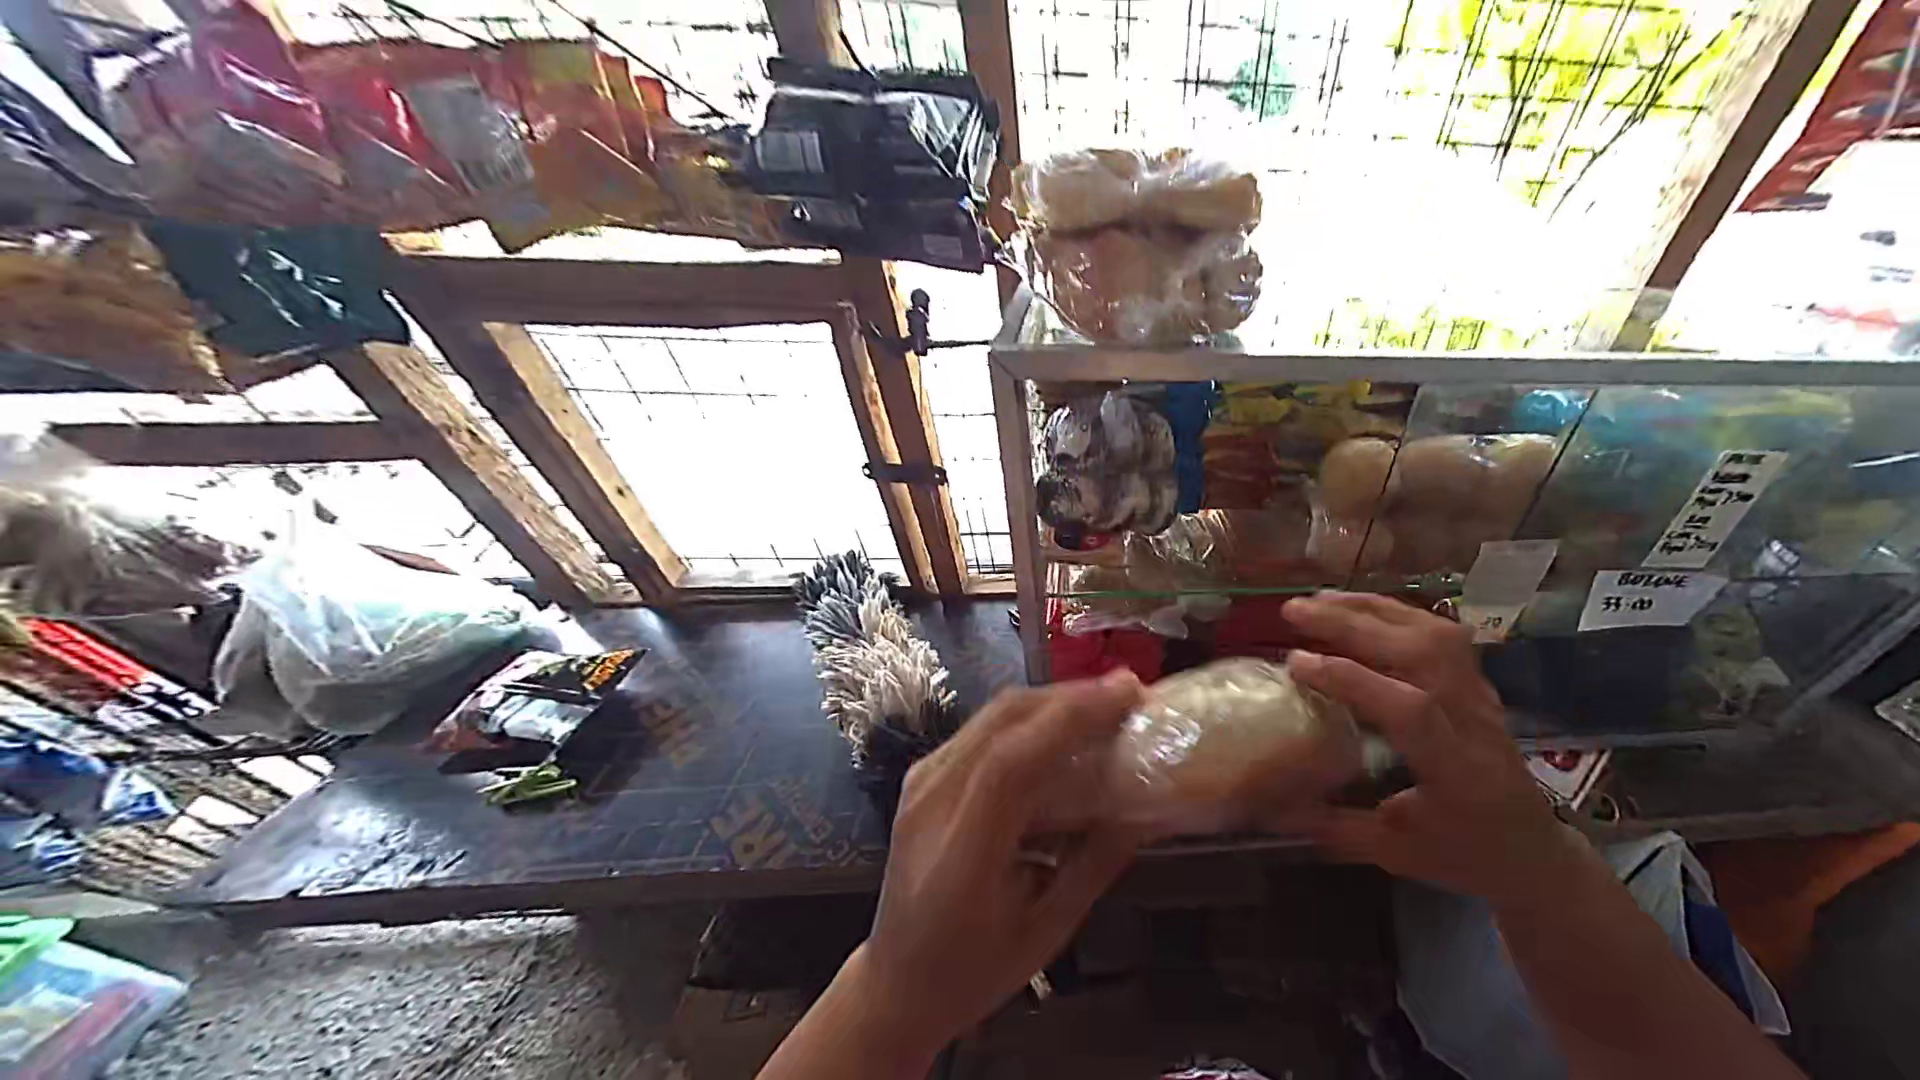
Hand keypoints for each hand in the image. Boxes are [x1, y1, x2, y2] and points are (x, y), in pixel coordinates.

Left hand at [849, 672, 1147, 1058]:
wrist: (894, 979)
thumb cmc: (973, 971)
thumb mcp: (1047, 931)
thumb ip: (1096, 861)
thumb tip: (1149, 807)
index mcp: (961, 852)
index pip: (1014, 762)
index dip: (1072, 718)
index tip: (1129, 694)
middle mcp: (932, 798)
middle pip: (1003, 720)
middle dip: (1070, 696)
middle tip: (1128, 693)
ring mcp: (921, 779)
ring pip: (992, 715)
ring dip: (1051, 700)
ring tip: (1103, 703)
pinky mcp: (923, 772)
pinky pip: (981, 729)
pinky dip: (1028, 718)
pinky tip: (1060, 726)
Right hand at [1279, 592, 1589, 910]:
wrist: (1534, 853)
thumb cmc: (1462, 854)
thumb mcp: (1392, 852)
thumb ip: (1330, 825)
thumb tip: (1264, 803)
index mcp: (1458, 771)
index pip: (1411, 709)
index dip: (1351, 679)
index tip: (1293, 663)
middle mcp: (1475, 723)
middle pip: (1423, 653)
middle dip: (1353, 625)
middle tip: (1293, 611)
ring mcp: (1481, 698)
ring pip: (1435, 634)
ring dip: (1372, 609)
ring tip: (1318, 601)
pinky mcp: (1475, 683)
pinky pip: (1439, 633)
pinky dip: (1392, 613)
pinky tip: (1353, 608)